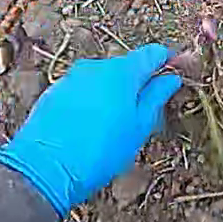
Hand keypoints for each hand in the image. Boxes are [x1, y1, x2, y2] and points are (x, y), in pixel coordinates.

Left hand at [0, 44, 182, 215]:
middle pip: (126, 66)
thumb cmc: (101, 150)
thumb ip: (156, 97)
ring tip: (117, 124)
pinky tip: (93, 126)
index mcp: (122, 71)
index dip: (167, 61)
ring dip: (115, 93)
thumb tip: (171, 78)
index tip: (177, 72)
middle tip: (147, 110)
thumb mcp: (139, 126)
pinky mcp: (55, 91)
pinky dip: (94, 100)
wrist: (45, 167)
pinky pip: (84, 89)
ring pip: (104, 78)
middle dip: (139, 82)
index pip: (152, 54)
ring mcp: (72, 77)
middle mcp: (96, 66)